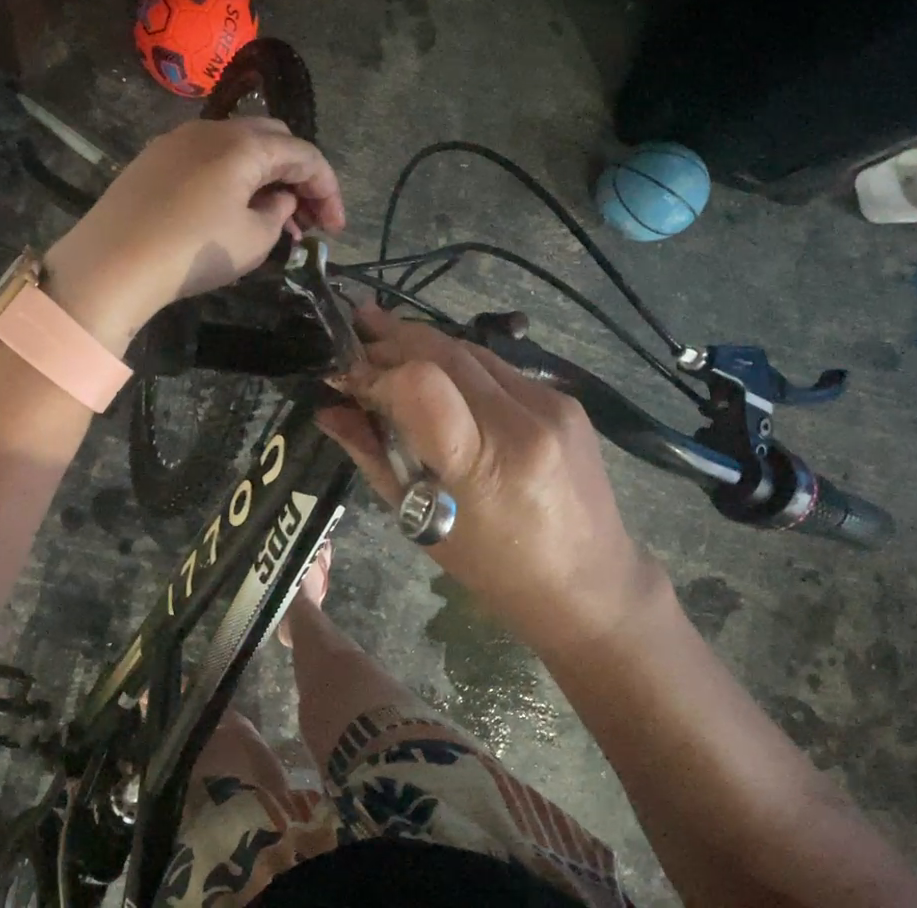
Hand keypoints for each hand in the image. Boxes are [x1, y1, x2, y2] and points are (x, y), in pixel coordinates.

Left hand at [44, 118, 342, 351]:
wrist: (111, 264)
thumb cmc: (192, 252)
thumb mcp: (253, 241)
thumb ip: (278, 215)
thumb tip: (278, 201)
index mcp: (244, 144)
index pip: (304, 154)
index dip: (328, 190)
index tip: (336, 229)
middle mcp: (211, 129)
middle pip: (271, 140)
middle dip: (296, 177)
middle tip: (305, 220)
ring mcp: (176, 141)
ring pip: (235, 149)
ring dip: (262, 179)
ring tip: (270, 222)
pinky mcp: (151, 160)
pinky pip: (205, 160)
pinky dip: (229, 180)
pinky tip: (228, 213)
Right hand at [315, 304, 663, 654]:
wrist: (587, 580)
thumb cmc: (491, 566)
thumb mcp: (417, 519)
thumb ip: (372, 455)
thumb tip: (328, 410)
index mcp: (482, 464)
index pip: (421, 384)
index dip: (376, 370)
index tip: (345, 375)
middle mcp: (522, 422)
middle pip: (443, 352)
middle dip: (391, 339)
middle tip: (353, 335)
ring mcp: (550, 405)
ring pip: (469, 350)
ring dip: (421, 343)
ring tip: (382, 339)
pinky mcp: (564, 399)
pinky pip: (495, 365)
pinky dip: (454, 362)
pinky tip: (432, 369)